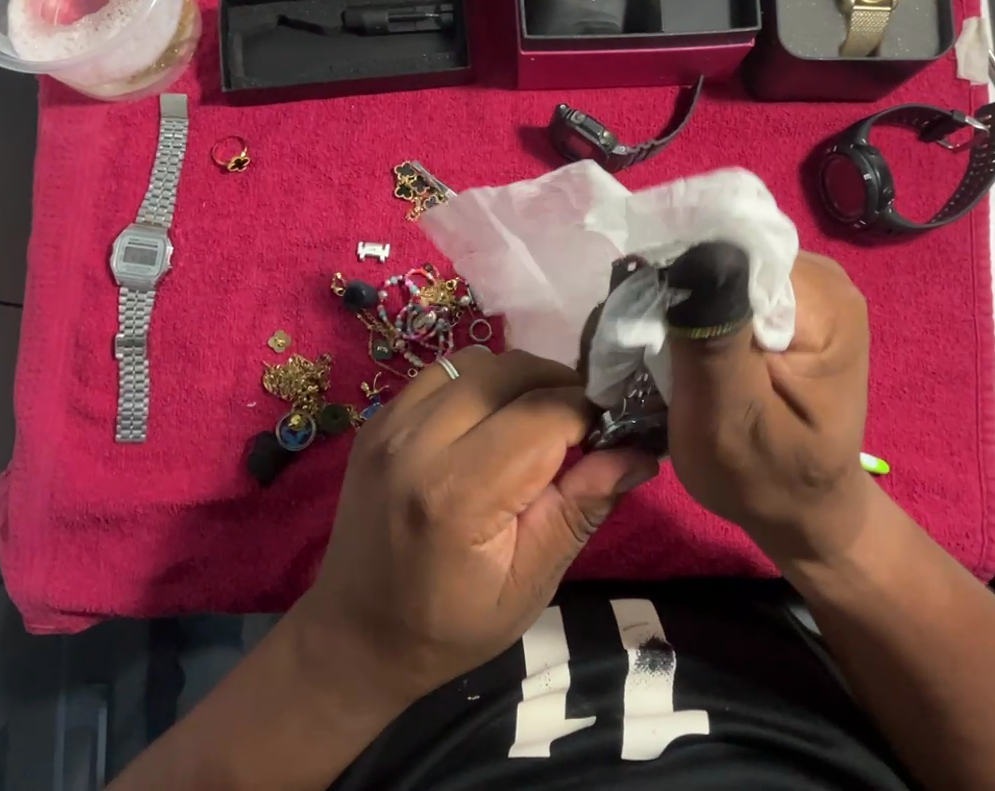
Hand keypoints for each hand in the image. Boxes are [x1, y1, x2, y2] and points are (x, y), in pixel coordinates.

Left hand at [290, 347, 658, 704]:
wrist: (355, 634)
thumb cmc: (450, 626)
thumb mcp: (529, 584)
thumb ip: (581, 508)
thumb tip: (639, 450)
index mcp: (457, 493)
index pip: (545, 414)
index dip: (590, 414)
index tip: (612, 434)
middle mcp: (416, 443)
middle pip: (511, 371)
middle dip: (560, 387)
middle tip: (582, 427)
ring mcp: (389, 424)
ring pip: (478, 361)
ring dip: (519, 380)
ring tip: (537, 422)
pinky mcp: (377, 420)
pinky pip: (442, 373)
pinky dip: (479, 383)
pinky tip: (490, 423)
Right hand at [666, 250, 875, 567]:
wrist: (802, 510)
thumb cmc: (764, 478)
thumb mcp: (729, 421)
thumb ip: (715, 338)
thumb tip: (694, 254)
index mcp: (824, 306)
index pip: (735, 251)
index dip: (680, 273)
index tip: (645, 317)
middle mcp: (825, 280)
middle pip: (729, 252)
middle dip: (680, 287)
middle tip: (650, 341)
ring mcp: (811, 288)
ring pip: (725, 264)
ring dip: (686, 299)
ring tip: (665, 346)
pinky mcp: (793, 301)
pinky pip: (733, 282)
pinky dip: (701, 308)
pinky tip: (689, 344)